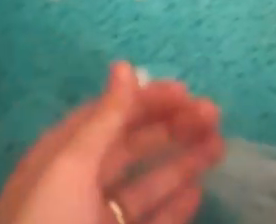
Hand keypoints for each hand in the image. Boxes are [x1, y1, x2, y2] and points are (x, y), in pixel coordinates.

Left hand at [0, 62, 222, 223]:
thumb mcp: (69, 168)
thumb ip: (103, 121)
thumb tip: (124, 66)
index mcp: (56, 160)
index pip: (104, 117)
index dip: (142, 101)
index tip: (184, 92)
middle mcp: (76, 188)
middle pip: (128, 148)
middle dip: (169, 128)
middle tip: (214, 115)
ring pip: (144, 185)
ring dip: (180, 162)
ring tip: (219, 145)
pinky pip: (149, 222)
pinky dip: (174, 206)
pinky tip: (198, 189)